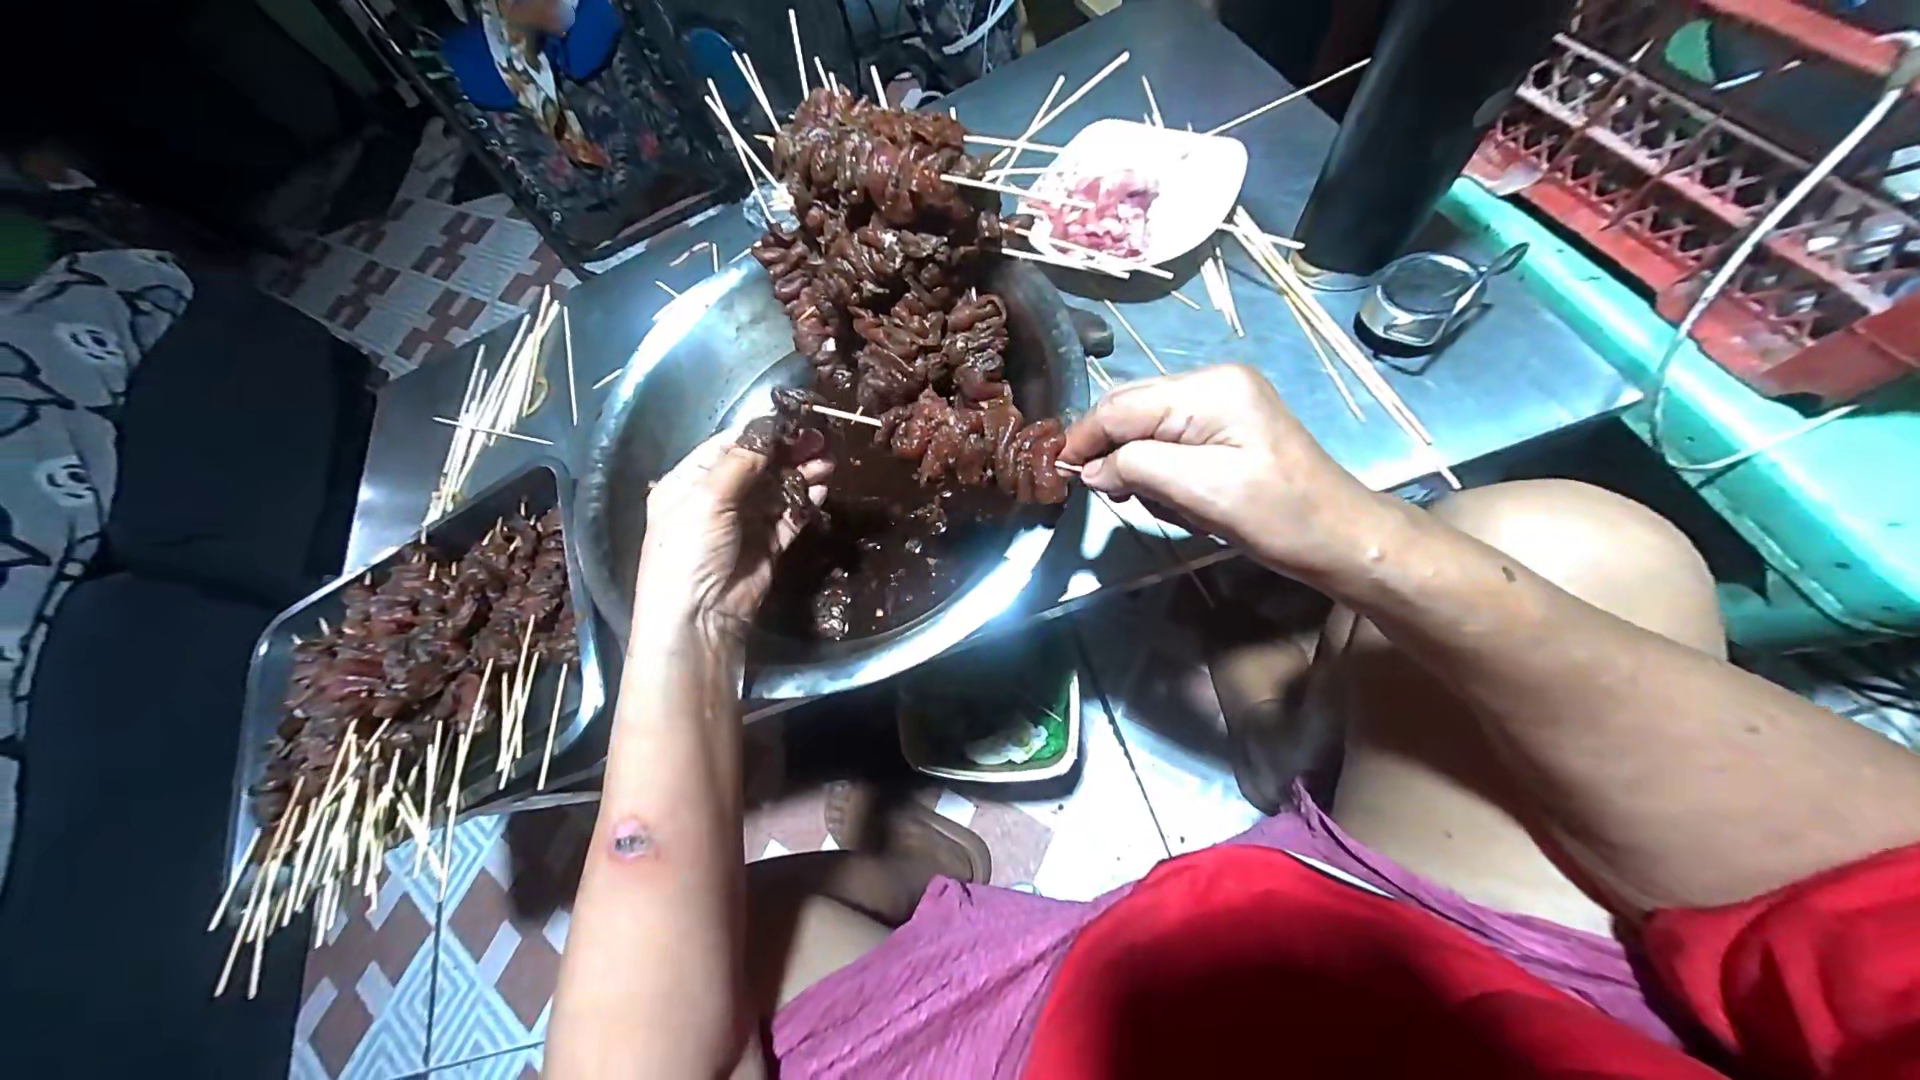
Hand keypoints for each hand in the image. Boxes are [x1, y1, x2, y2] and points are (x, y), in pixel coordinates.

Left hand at [634, 432, 829, 641]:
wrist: (699, 617)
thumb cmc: (689, 551)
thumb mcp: (706, 499)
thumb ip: (741, 463)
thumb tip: (769, 430)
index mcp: (691, 482)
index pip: (729, 446)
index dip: (762, 434)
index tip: (794, 423)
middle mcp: (717, 499)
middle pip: (759, 467)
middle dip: (789, 453)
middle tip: (821, 441)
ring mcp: (744, 523)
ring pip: (778, 491)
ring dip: (802, 476)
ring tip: (828, 464)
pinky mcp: (768, 545)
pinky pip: (789, 518)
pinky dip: (805, 504)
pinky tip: (821, 491)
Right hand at [1058, 364, 1387, 577]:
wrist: (1340, 537)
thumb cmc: (1277, 516)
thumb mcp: (1200, 490)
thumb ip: (1137, 468)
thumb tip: (1089, 470)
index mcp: (1209, 389)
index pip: (1122, 404)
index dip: (1084, 437)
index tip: (1056, 471)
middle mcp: (1212, 382)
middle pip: (1131, 408)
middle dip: (1108, 450)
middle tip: (1099, 492)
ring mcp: (1221, 401)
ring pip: (1145, 424)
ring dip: (1131, 462)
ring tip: (1141, 498)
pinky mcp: (1224, 424)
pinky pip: (1167, 436)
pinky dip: (1154, 465)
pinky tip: (1165, 491)